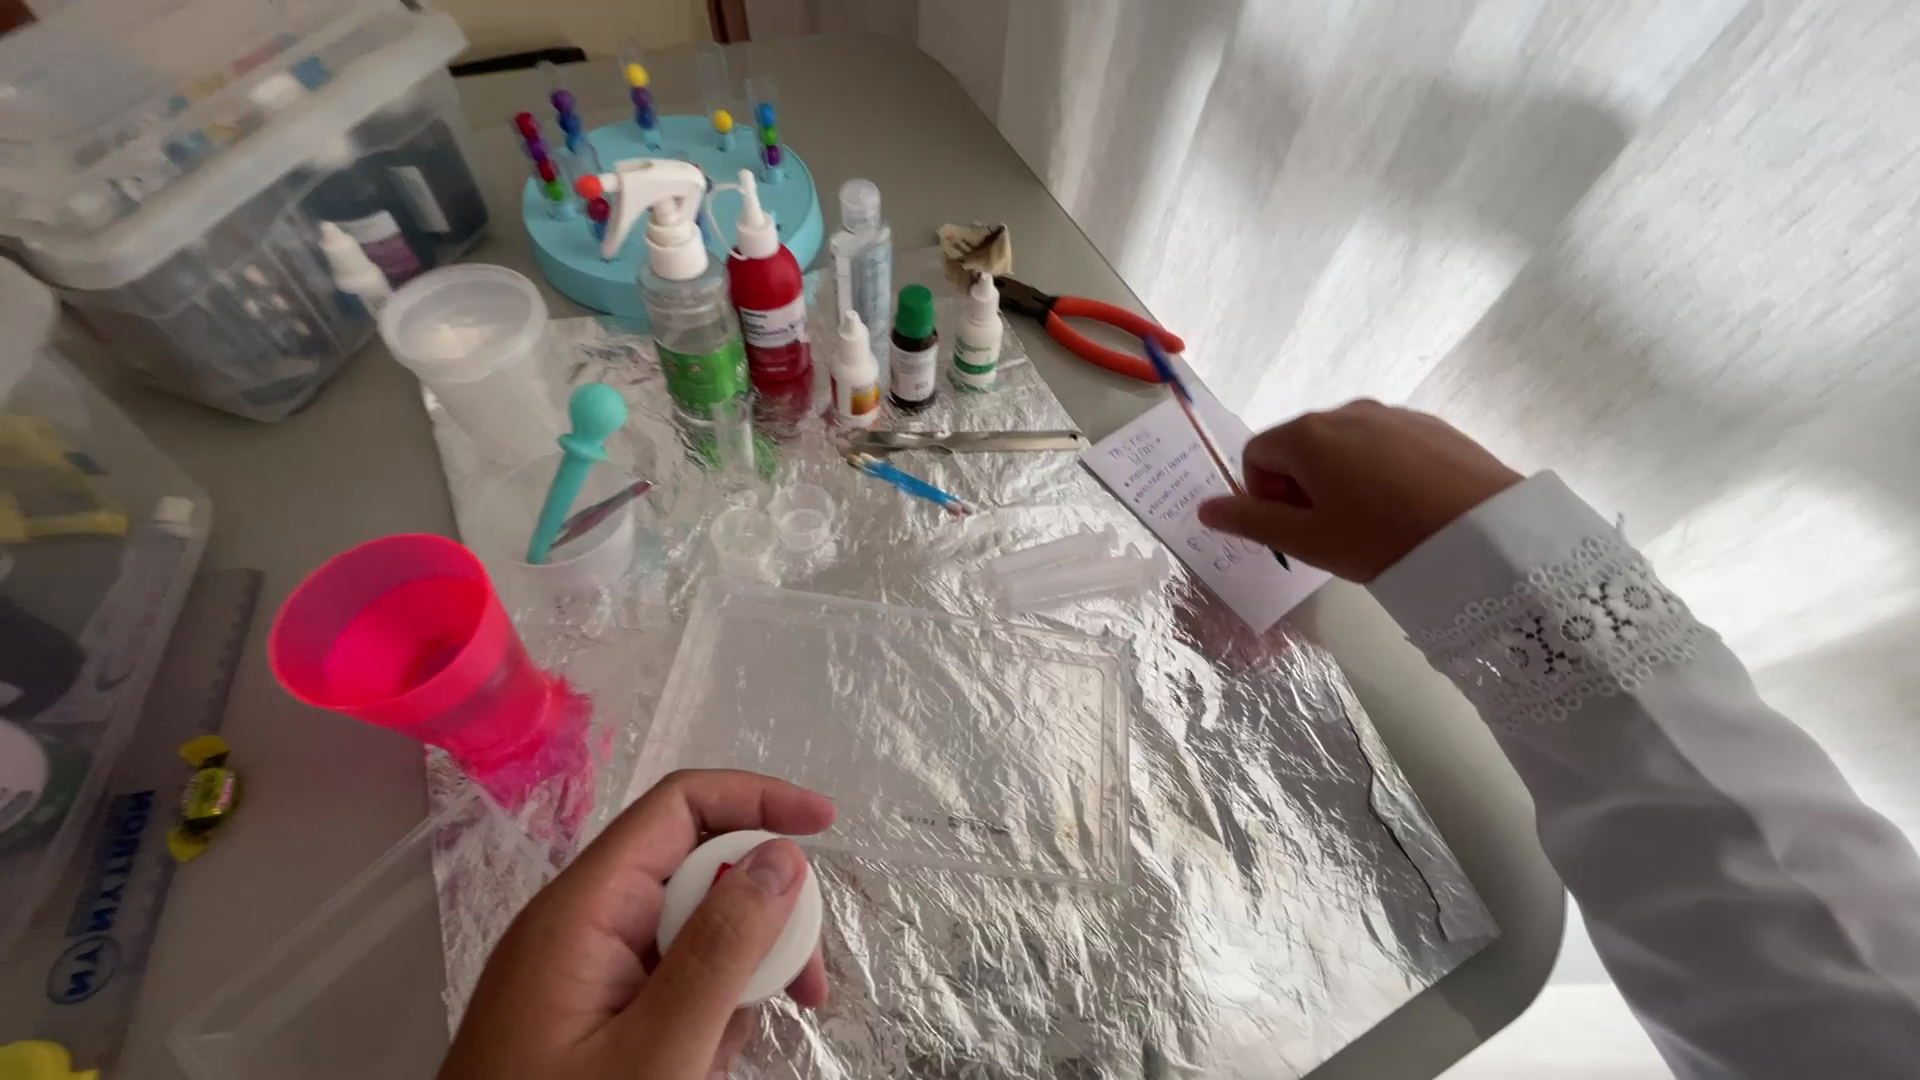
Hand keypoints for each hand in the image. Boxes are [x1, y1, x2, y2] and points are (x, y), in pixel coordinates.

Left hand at [440, 770, 836, 1079]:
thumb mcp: (656, 1056)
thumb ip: (722, 948)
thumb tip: (784, 855)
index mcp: (586, 908)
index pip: (681, 805)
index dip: (757, 798)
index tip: (824, 825)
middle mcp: (588, 921)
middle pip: (701, 869)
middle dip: (762, 914)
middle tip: (805, 982)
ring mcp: (592, 969)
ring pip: (699, 927)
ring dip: (740, 975)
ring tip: (728, 1053)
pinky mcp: (601, 1009)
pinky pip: (679, 976)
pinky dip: (711, 1010)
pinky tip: (704, 1064)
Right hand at [1198, 400, 1521, 581]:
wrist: (1486, 535)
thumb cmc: (1381, 539)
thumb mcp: (1305, 540)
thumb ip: (1248, 521)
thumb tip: (1203, 509)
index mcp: (1307, 435)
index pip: (1256, 454)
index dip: (1261, 493)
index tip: (1292, 527)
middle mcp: (1345, 411)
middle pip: (1298, 445)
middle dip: (1298, 485)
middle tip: (1327, 529)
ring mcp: (1391, 414)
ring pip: (1341, 445)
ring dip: (1337, 477)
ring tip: (1368, 520)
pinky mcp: (1430, 425)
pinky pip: (1382, 444)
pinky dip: (1377, 470)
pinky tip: (1403, 505)